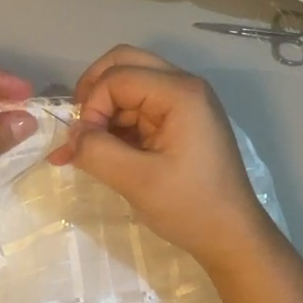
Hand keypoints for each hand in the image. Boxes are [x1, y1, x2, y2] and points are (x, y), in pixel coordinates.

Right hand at [48, 46, 277, 269]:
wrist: (231, 236)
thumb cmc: (189, 206)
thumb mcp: (137, 181)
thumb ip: (97, 151)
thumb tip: (71, 135)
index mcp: (180, 93)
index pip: (118, 77)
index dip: (92, 106)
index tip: (85, 145)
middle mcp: (184, 88)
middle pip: (125, 66)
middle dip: (93, 95)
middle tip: (76, 128)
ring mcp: (184, 106)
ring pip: (128, 90)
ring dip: (101, 116)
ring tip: (79, 153)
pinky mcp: (180, 126)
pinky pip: (138, 113)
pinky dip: (115, 129)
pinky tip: (96, 156)